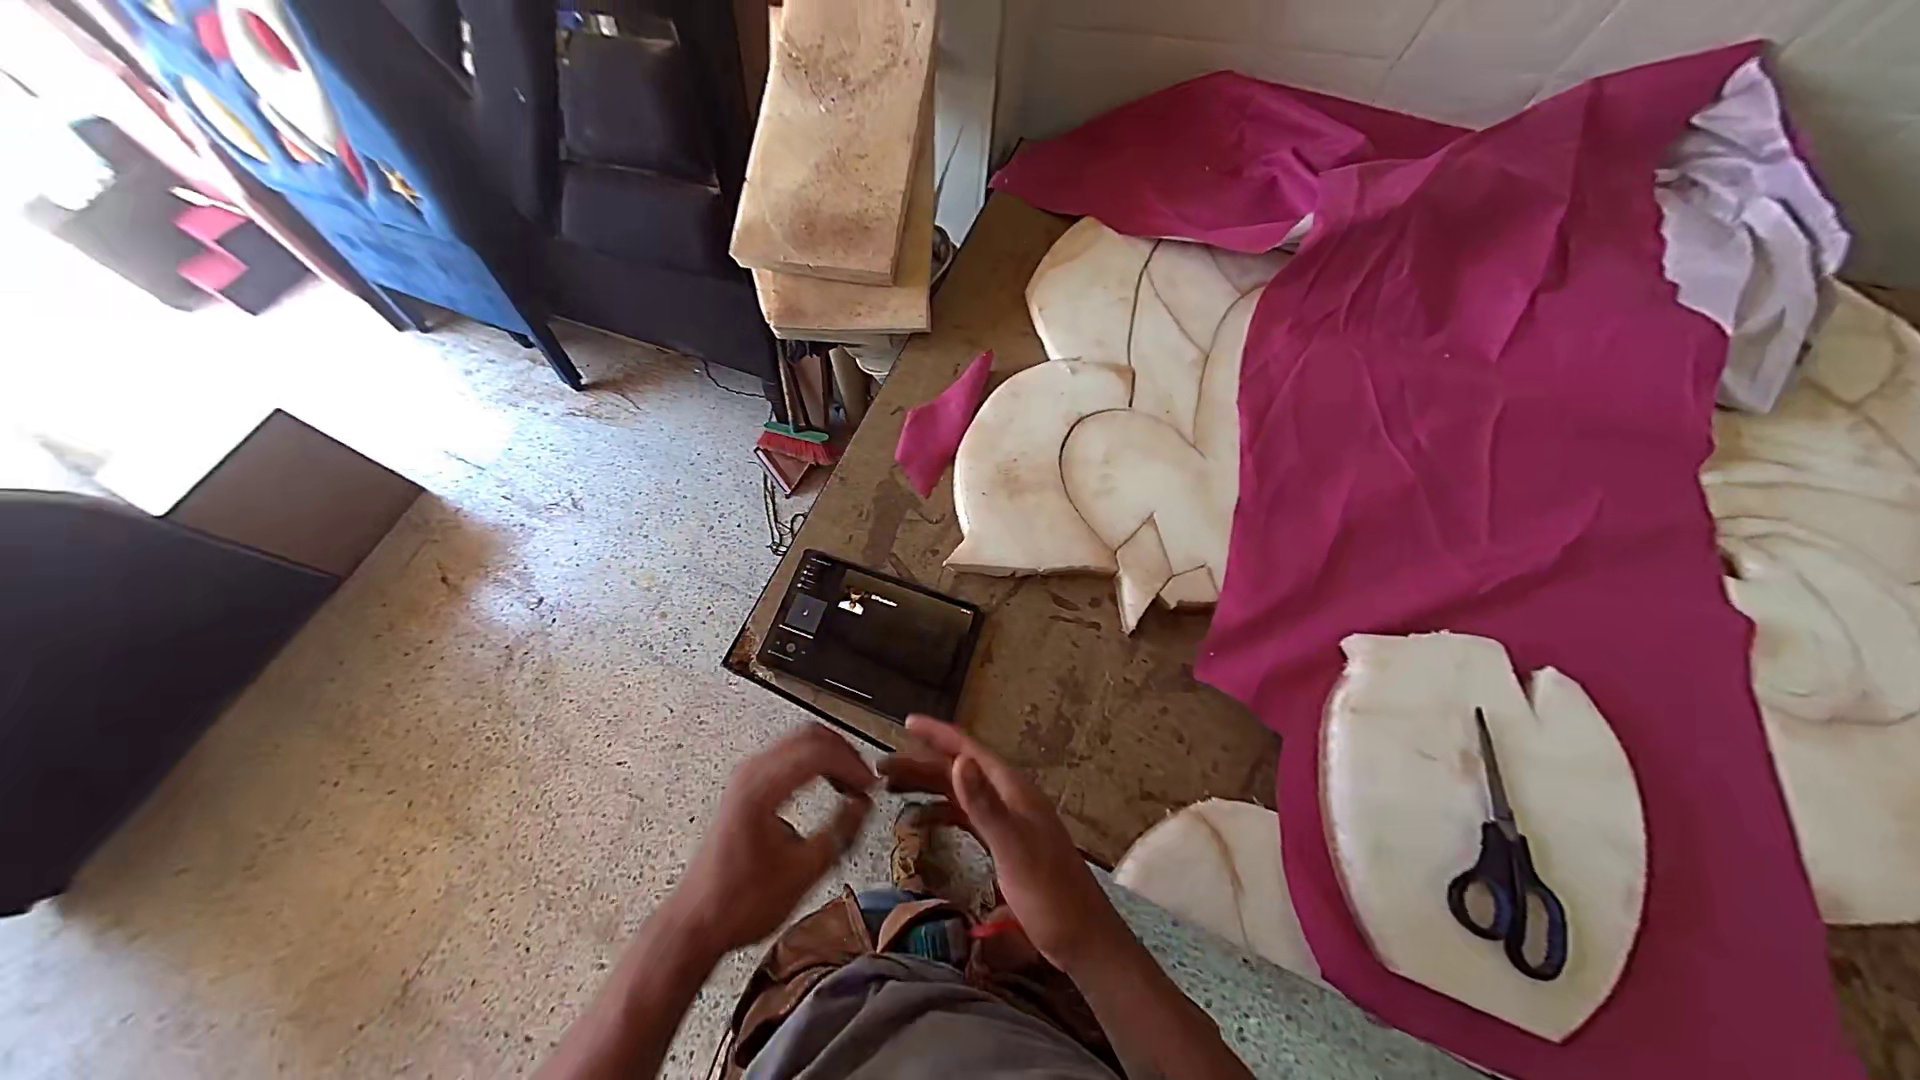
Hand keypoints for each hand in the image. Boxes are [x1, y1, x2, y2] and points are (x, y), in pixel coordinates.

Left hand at [672, 725, 875, 955]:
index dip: (852, 764)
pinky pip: (789, 754)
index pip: (818, 751)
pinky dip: (815, 762)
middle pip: (810, 735)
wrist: (697, 921)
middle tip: (865, 779)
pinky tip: (829, 784)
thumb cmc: (738, 903)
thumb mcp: (803, 873)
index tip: (870, 783)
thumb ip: (840, 832)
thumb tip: (863, 805)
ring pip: (800, 740)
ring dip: (832, 755)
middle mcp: (750, 774)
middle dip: (845, 753)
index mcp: (760, 789)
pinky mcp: (746, 785)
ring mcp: (746, 777)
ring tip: (852, 783)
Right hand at [879, 715, 1128, 973]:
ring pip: (959, 793)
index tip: (908, 721)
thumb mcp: (1012, 847)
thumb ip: (985, 805)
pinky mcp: (1002, 843)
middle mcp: (1007, 797)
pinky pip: (965, 817)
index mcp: (1011, 789)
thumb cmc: (1050, 893)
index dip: (938, 733)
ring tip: (892, 790)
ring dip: (927, 787)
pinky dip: (941, 813)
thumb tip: (959, 762)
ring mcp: (1006, 819)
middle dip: (921, 764)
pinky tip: (921, 820)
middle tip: (882, 769)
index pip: (969, 749)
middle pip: (958, 770)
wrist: (1082, 938)